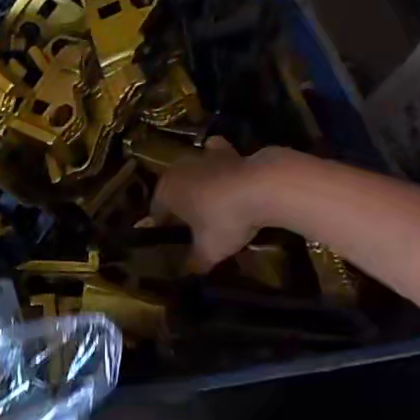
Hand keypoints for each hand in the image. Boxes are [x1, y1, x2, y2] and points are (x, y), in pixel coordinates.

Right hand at [151, 138, 293, 271]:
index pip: (156, 211)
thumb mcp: (210, 249)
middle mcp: (178, 170)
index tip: (171, 238)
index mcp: (165, 192)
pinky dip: (221, 163)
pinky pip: (218, 155)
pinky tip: (230, 175)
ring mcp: (203, 156)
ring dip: (198, 179)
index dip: (162, 226)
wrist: (264, 186)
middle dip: (180, 202)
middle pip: (173, 187)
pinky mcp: (229, 150)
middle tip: (193, 222)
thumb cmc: (225, 219)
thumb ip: (197, 261)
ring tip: (211, 198)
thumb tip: (192, 269)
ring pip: (193, 168)